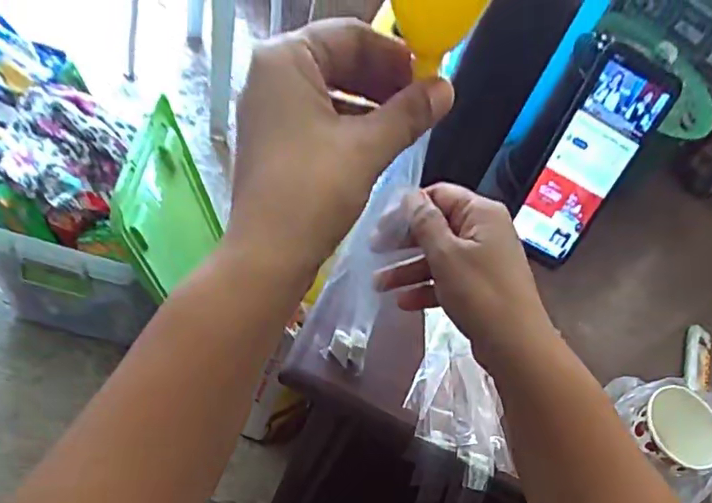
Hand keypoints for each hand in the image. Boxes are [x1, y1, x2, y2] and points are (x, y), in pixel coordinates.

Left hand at [228, 19, 453, 279]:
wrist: (267, 258)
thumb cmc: (311, 196)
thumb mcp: (367, 150)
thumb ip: (408, 114)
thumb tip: (444, 89)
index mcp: (285, 60)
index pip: (350, 35)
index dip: (394, 55)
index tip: (427, 76)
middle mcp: (269, 79)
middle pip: (337, 63)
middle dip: (381, 82)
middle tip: (418, 103)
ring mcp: (267, 116)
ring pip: (328, 97)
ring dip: (368, 109)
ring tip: (403, 128)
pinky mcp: (271, 149)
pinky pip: (315, 125)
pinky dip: (346, 131)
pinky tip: (374, 149)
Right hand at [379, 183, 553, 362]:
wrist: (514, 344)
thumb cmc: (480, 294)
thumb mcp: (447, 255)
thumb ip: (425, 223)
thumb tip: (410, 197)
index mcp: (481, 213)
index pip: (439, 195)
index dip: (407, 208)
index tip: (379, 227)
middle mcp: (484, 232)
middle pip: (436, 228)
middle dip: (403, 243)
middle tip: (374, 253)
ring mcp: (482, 262)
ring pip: (438, 258)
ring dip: (408, 270)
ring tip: (379, 286)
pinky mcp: (478, 290)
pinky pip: (446, 282)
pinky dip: (425, 289)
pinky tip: (403, 303)